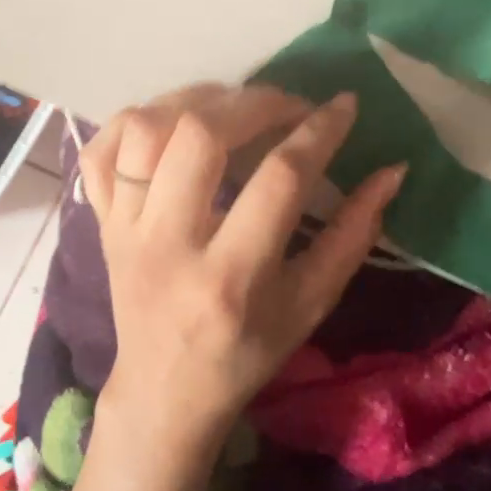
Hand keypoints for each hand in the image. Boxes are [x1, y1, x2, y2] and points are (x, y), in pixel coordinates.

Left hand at [79, 84, 406, 449]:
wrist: (164, 391)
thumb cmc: (247, 350)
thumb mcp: (311, 303)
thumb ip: (353, 235)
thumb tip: (391, 170)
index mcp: (231, 278)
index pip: (278, 178)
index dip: (319, 132)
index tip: (343, 106)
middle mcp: (168, 244)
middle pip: (201, 137)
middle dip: (257, 103)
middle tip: (289, 103)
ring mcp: (123, 228)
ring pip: (147, 129)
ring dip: (197, 100)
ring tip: (234, 104)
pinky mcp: (98, 219)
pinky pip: (103, 147)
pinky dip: (138, 117)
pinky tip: (175, 119)